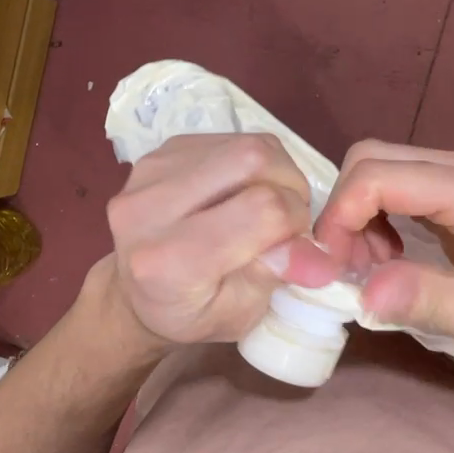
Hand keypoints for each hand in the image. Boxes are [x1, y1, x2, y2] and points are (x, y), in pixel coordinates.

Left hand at [106, 134, 339, 347]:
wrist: (133, 294)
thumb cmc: (191, 312)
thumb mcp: (239, 314)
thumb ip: (276, 277)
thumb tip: (320, 256)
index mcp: (167, 262)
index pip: (260, 210)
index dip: (295, 221)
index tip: (295, 244)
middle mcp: (148, 208)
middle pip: (251, 159)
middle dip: (289, 183)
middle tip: (289, 217)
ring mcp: (148, 172)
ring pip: (242, 143)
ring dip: (273, 170)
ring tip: (266, 204)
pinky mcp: (157, 152)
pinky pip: (224, 138)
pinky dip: (249, 163)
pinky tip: (240, 191)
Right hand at [312, 141, 453, 372]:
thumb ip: (424, 299)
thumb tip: (358, 293)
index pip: (378, 174)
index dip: (341, 215)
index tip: (332, 267)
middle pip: (374, 159)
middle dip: (345, 211)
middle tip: (347, 268)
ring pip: (382, 170)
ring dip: (359, 216)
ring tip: (370, 269)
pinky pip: (400, 187)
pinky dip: (377, 219)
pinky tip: (391, 258)